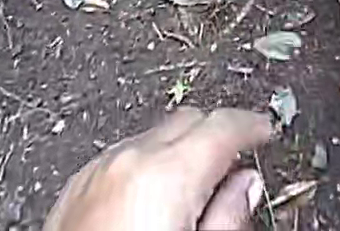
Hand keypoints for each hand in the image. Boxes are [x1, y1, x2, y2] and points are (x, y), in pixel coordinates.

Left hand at [43, 108, 273, 230]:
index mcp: (165, 176)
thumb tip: (246, 183)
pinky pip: (123, 157)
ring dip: (179, 150)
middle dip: (215, 134)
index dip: (251, 125)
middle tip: (236, 165)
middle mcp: (130, 159)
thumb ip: (227, 219)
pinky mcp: (74, 189)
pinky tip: (152, 202)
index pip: (222, 126)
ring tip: (194, 192)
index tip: (266, 132)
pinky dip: (146, 165)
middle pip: (188, 120)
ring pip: (154, 136)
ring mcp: (97, 171)